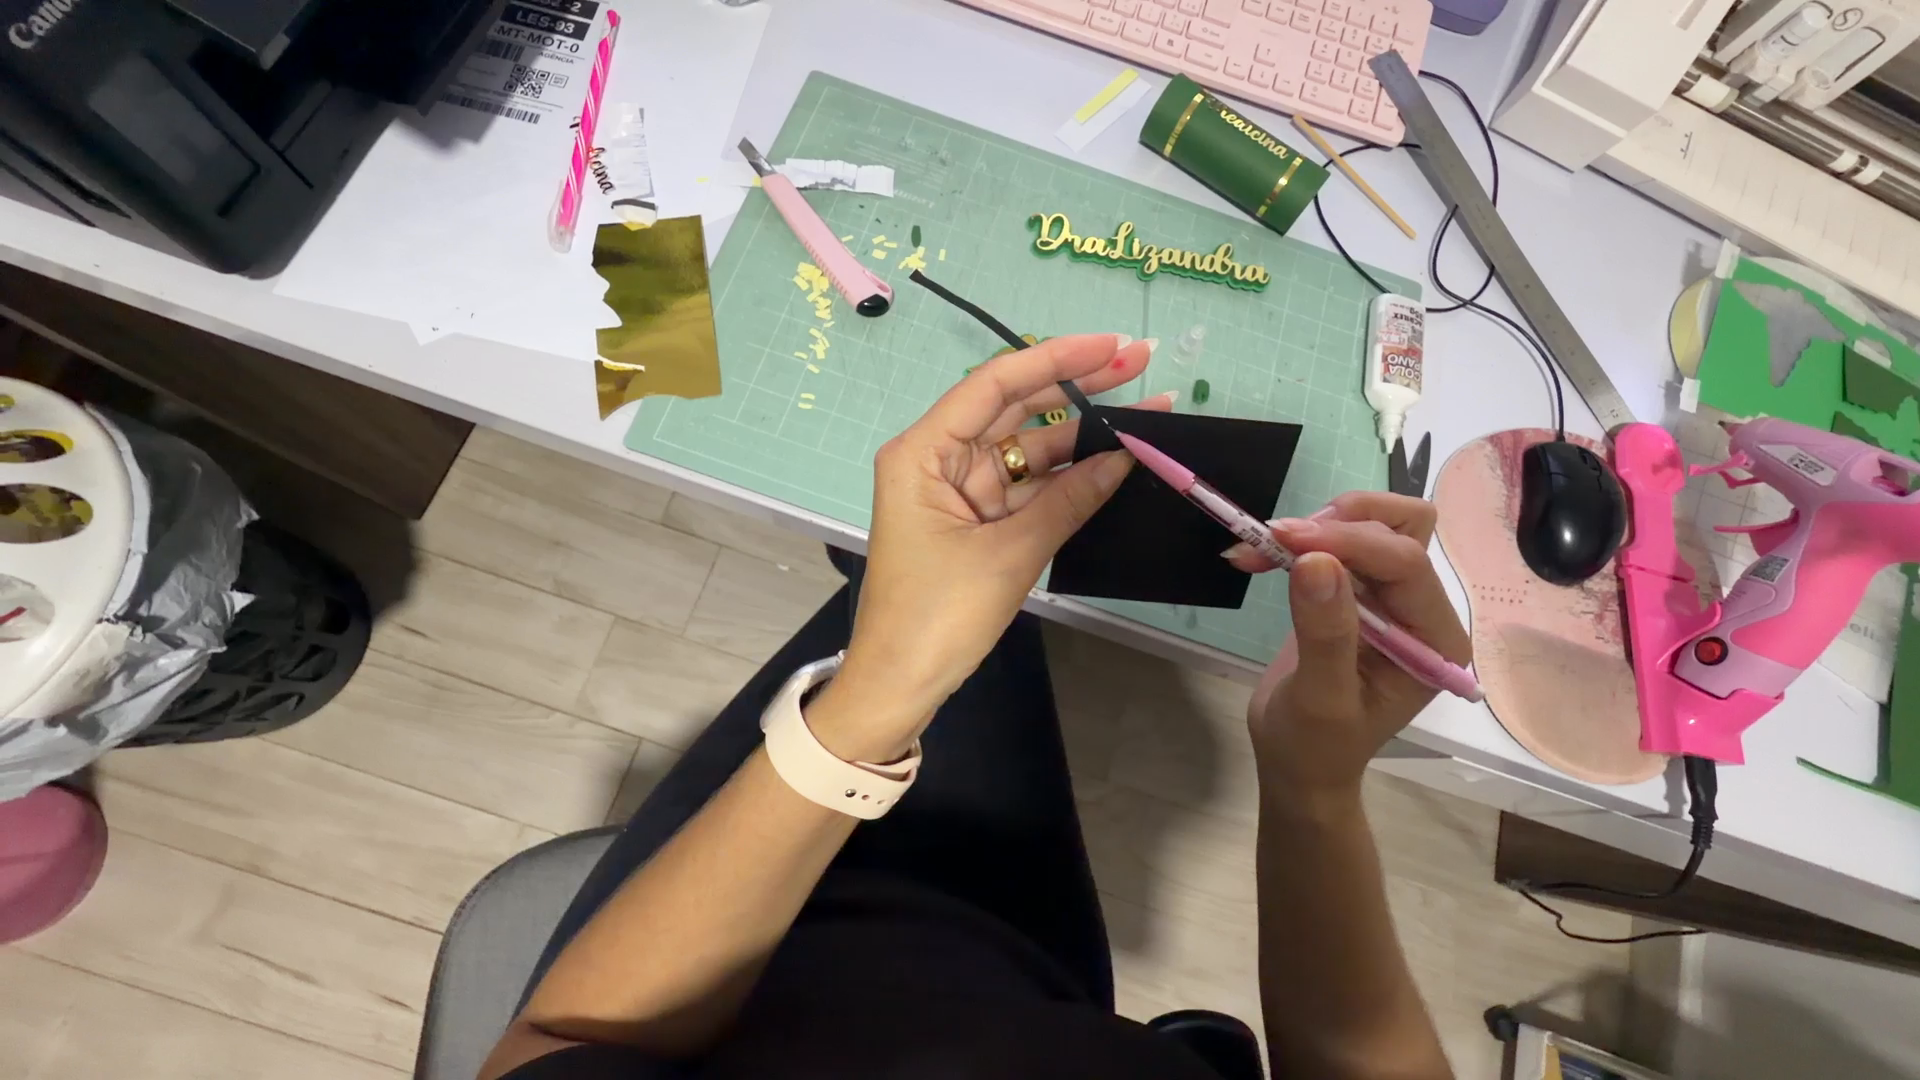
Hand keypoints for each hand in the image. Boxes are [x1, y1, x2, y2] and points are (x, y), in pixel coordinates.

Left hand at [810, 334, 1166, 758]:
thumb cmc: (938, 616)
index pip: (995, 384)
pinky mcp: (977, 521)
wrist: (901, 683)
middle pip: (1014, 408)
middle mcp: (939, 459)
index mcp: (923, 451)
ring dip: (1082, 435)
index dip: (1057, 358)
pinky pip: (1028, 488)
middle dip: (1078, 385)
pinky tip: (1113, 461)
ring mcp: (960, 491)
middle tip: (1142, 362)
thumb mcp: (1008, 554)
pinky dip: (1067, 479)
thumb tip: (1124, 457)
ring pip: (1028, 449)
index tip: (1113, 344)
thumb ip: (1068, 501)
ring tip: (1146, 412)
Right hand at [1225, 493, 1471, 804]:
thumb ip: (1325, 633)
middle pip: (1399, 529)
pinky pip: (1335, 547)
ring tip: (1261, 544)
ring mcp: (1385, 601)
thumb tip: (1315, 560)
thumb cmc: (1315, 747)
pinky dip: (1297, 541)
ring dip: (1317, 525)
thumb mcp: (1320, 699)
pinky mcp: (1350, 596)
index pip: (1404, 563)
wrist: (1296, 765)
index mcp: (1432, 639)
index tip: (1281, 536)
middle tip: (1277, 537)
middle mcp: (1418, 611)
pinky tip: (1257, 555)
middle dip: (1338, 523)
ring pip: (1369, 528)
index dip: (1347, 540)